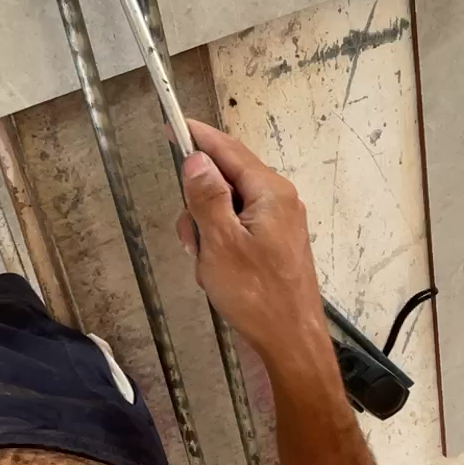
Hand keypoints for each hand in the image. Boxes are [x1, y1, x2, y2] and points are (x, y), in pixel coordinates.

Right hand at [175, 119, 325, 365]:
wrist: (290, 339)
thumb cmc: (256, 294)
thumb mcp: (220, 243)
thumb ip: (207, 197)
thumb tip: (197, 160)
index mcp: (270, 193)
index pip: (229, 151)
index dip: (199, 137)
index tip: (173, 125)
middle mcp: (279, 201)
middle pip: (226, 180)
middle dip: (199, 204)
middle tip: (193, 240)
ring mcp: (279, 223)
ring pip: (228, 208)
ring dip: (208, 230)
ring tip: (207, 264)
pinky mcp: (274, 245)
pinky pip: (237, 229)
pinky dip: (220, 244)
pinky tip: (217, 271)